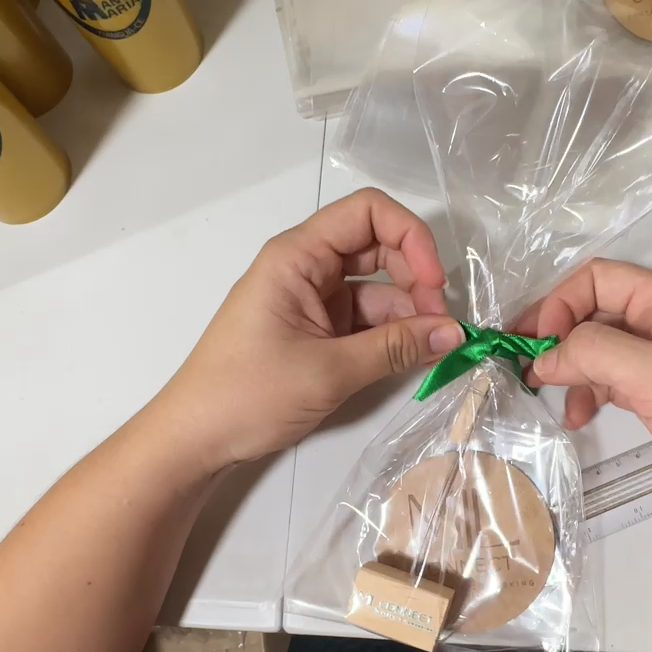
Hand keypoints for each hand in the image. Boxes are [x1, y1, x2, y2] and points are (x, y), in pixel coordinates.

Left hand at [154, 190, 465, 471]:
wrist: (197, 438)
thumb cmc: (249, 394)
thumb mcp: (329, 370)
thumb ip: (395, 348)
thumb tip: (455, 333)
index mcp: (298, 256)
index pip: (367, 213)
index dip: (410, 238)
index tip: (435, 284)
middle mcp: (307, 268)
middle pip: (377, 248)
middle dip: (415, 279)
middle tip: (441, 325)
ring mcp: (311, 300)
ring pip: (375, 289)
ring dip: (408, 313)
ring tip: (434, 348)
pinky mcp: (316, 331)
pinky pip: (364, 320)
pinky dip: (390, 335)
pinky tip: (413, 355)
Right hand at [519, 259, 651, 534]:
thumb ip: (598, 353)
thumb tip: (544, 355)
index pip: (598, 279)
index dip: (560, 304)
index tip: (535, 344)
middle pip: (593, 312)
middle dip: (555, 336)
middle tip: (521, 368)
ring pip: (597, 351)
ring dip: (568, 369)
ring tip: (549, 398)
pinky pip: (609, 384)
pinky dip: (585, 395)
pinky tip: (577, 417)